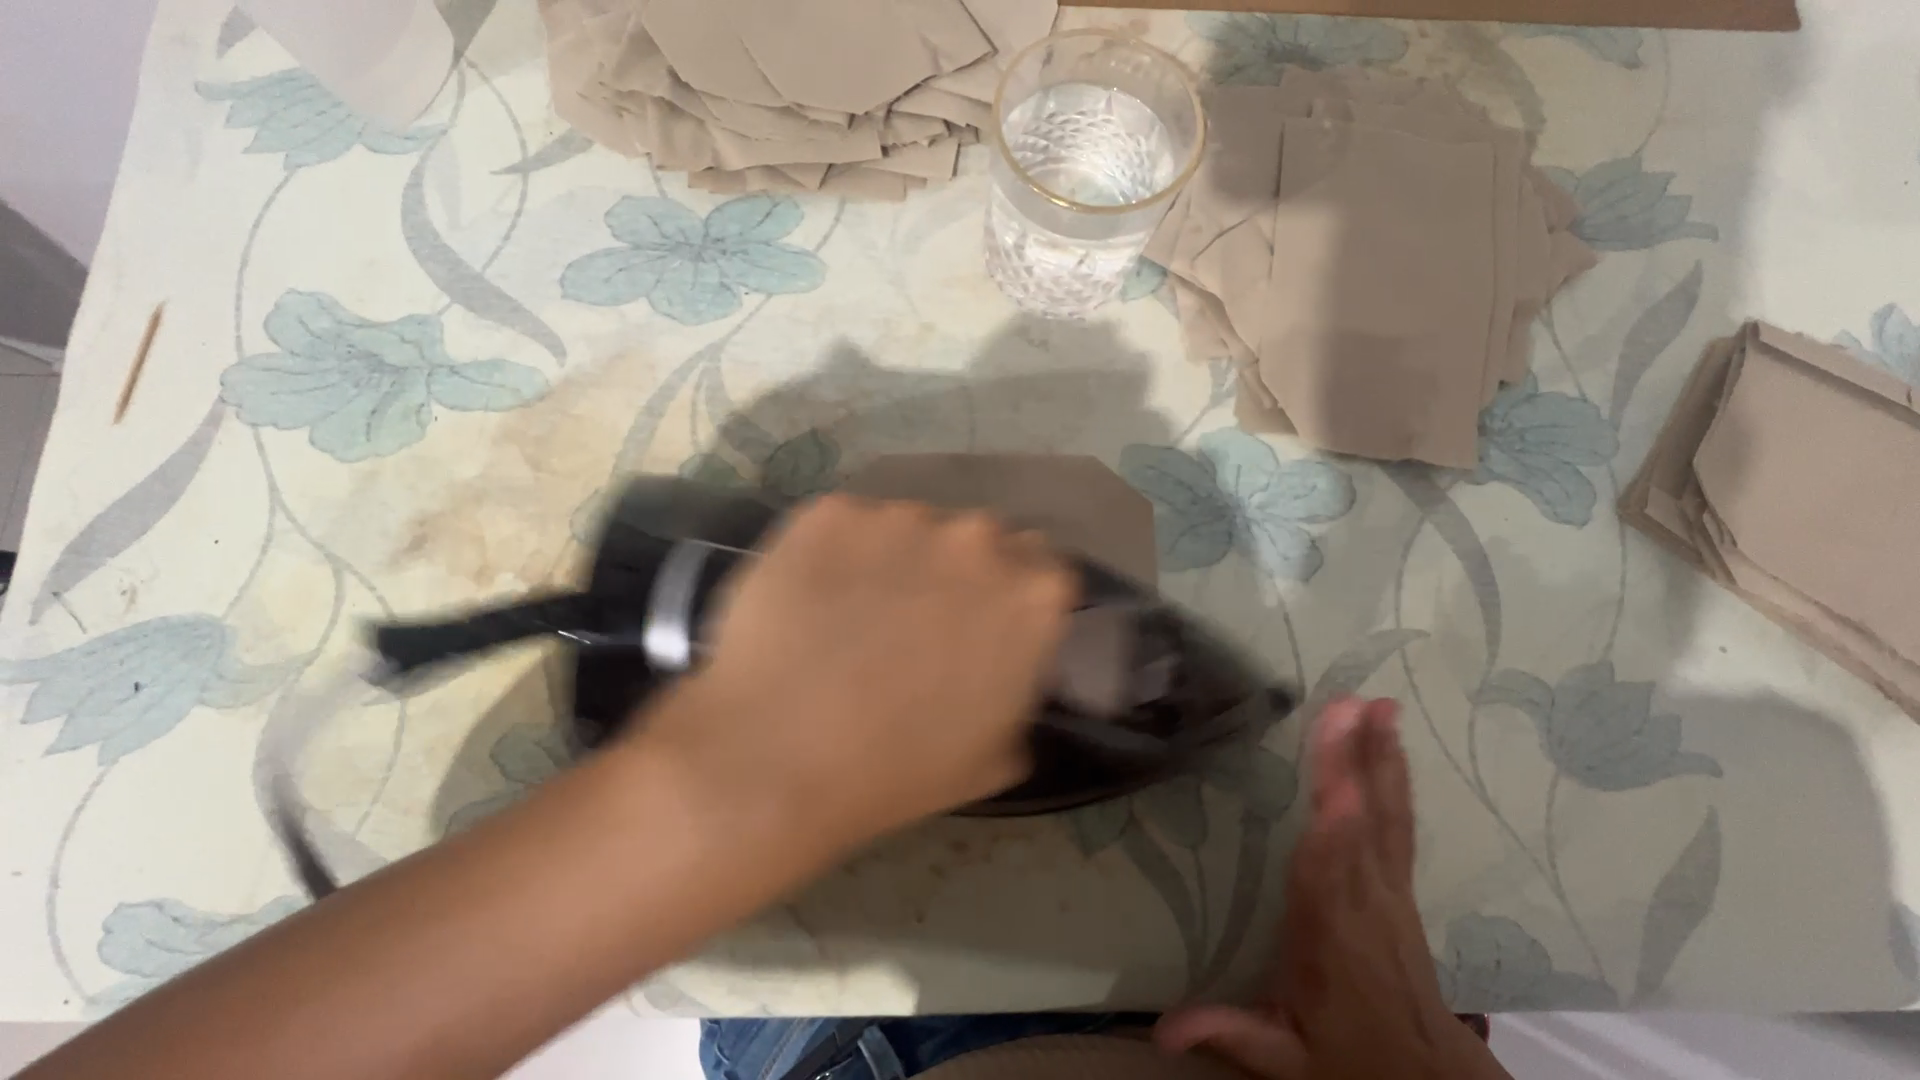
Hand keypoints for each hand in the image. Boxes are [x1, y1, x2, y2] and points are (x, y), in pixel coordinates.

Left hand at [638, 494, 1076, 851]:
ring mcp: (900, 517)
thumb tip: (1008, 676)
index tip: (990, 624)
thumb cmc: (897, 771)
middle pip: (982, 541)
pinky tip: (810, 599)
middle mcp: (976, 539)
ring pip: (910, 528)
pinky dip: (836, 553)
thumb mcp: (994, 757)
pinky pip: (846, 526)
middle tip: (922, 617)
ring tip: (853, 611)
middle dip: (962, 571)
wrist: (777, 757)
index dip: (1018, 598)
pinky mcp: (830, 512)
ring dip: (897, 558)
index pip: (1046, 572)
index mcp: (1031, 596)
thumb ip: (1019, 699)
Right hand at [1155, 698, 1510, 1079]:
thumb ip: (1226, 1031)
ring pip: (1388, 816)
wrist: (1423, 1076)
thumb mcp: (1285, 1057)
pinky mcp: (1402, 887)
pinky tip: (1390, 747)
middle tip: (1356, 700)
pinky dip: (1394, 781)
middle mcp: (1367, 900)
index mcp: (1331, 932)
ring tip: (1382, 706)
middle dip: (1359, 758)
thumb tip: (1158, 1031)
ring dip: (1383, 758)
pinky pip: (1398, 825)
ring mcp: (1391, 890)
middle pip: (1364, 821)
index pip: (1331, 859)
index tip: (1332, 749)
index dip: (1335, 805)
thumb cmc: (1347, 1054)